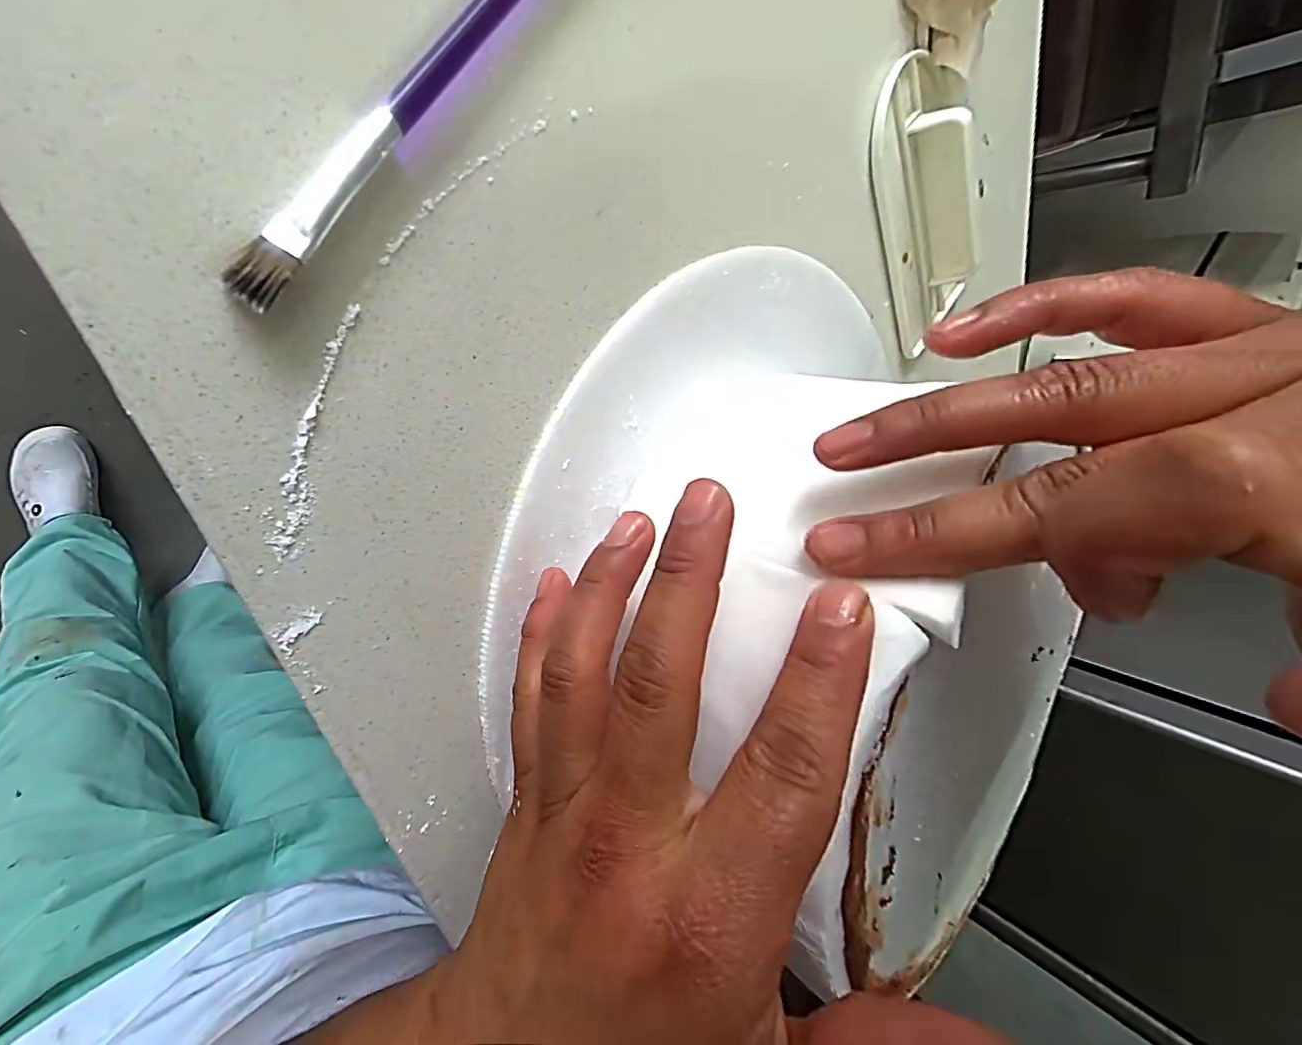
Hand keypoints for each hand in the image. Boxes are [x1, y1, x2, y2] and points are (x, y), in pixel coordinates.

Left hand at [304, 484, 1001, 1043]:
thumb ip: (878, 1038)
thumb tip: (975, 1034)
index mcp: (710, 907)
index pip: (781, 770)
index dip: (815, 680)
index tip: (834, 606)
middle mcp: (629, 835)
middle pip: (658, 684)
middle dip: (684, 583)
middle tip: (703, 509)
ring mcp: (564, 803)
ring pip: (582, 672)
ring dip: (607, 589)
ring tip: (632, 525)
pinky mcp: (526, 793)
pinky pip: (530, 699)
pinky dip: (540, 636)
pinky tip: (554, 588)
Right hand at [801, 268, 1301, 731]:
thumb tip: (1261, 681)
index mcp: (1276, 480)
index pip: (1066, 518)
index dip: (964, 546)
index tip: (878, 561)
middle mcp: (1272, 401)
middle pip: (1039, 436)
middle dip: (918, 468)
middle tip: (837, 494)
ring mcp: (1287, 355)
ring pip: (1072, 366)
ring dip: (951, 398)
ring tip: (869, 424)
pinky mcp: (1299, 333)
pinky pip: (1152, 300)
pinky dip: (1051, 306)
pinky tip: (975, 328)